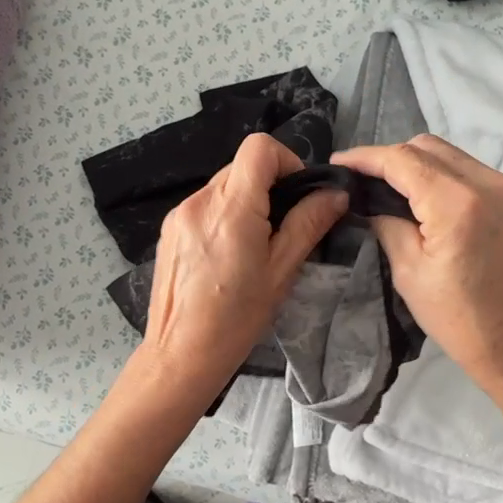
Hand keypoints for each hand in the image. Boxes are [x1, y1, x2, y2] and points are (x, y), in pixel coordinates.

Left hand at [140, 133, 344, 393]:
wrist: (182, 354)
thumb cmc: (236, 319)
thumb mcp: (281, 272)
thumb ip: (308, 225)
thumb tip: (335, 195)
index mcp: (232, 208)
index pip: (260, 148)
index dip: (286, 161)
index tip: (297, 195)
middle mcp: (200, 202)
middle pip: (241, 166)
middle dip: (267, 187)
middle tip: (281, 229)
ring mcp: (178, 215)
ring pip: (221, 187)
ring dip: (244, 204)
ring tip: (252, 248)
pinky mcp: (168, 232)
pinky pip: (203, 208)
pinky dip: (221, 219)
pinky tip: (226, 258)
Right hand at [335, 134, 502, 403]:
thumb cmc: (458, 319)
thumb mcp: (409, 273)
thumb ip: (388, 224)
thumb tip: (370, 202)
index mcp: (458, 204)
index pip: (403, 161)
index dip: (366, 157)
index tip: (338, 162)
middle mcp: (490, 184)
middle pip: (429, 148)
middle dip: (391, 157)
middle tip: (362, 180)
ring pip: (452, 155)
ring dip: (419, 165)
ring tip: (391, 189)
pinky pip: (473, 172)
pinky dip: (444, 176)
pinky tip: (427, 201)